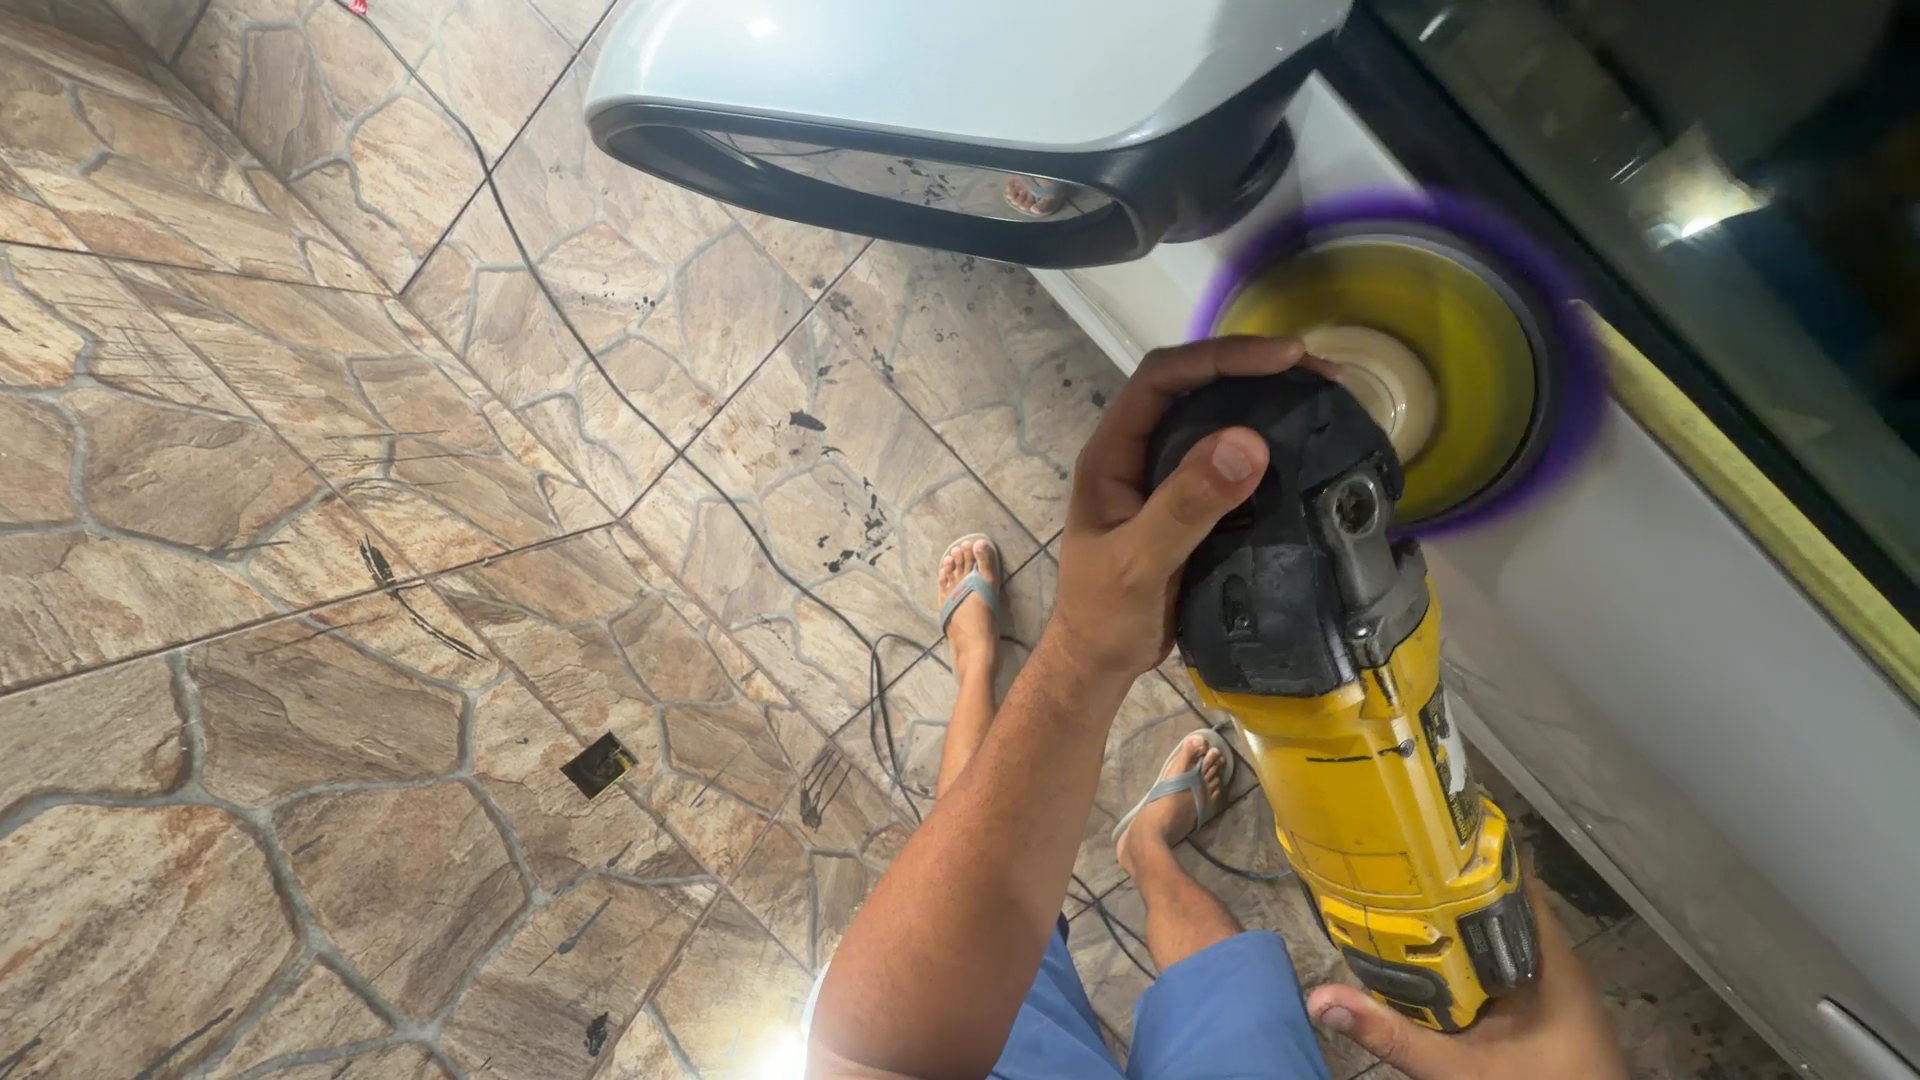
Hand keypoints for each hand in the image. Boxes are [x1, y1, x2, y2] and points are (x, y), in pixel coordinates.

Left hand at [1048, 336, 1322, 678]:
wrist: (1102, 660)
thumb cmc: (1104, 615)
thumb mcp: (1139, 562)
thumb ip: (1184, 507)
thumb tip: (1248, 442)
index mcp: (1110, 454)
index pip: (1160, 379)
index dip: (1219, 357)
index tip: (1285, 358)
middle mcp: (1136, 456)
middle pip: (1193, 390)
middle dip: (1252, 373)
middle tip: (1321, 375)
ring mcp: (1162, 480)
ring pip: (1214, 424)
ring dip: (1264, 408)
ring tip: (1324, 403)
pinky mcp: (1189, 507)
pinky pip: (1228, 464)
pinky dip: (1265, 452)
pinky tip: (1304, 453)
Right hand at [1307, 878, 1628, 1079]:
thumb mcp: (1465, 1073)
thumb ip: (1395, 1036)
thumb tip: (1318, 998)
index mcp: (1551, 964)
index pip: (1512, 880)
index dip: (1465, 850)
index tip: (1415, 830)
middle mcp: (1550, 965)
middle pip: (1492, 900)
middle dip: (1439, 877)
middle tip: (1382, 854)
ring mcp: (1541, 988)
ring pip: (1487, 930)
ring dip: (1444, 911)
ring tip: (1385, 885)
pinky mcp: (1529, 1009)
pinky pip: (1485, 959)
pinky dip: (1451, 944)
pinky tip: (1409, 942)